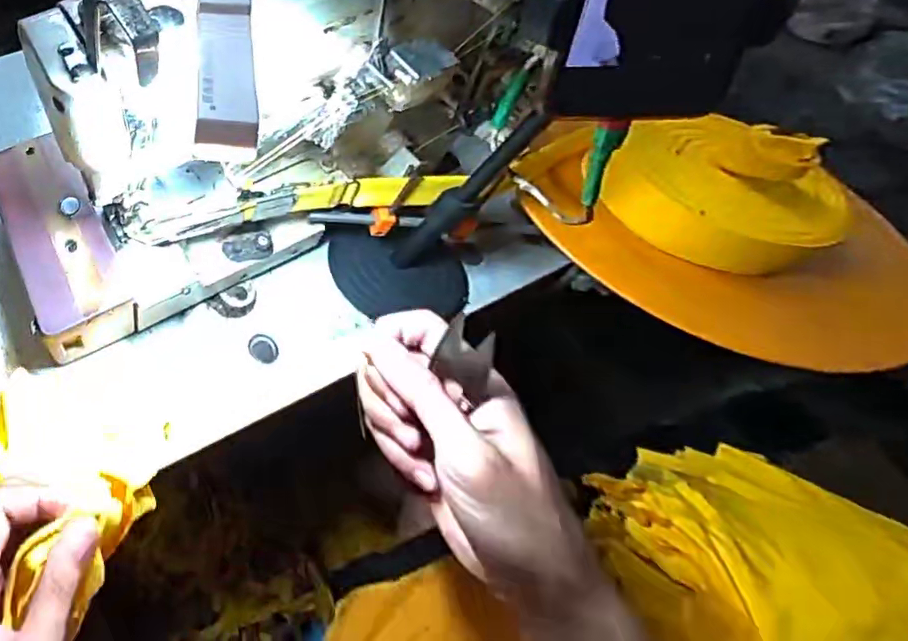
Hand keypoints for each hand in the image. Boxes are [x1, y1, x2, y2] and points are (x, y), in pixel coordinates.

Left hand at [0, 481, 101, 640]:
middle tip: (80, 515)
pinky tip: (50, 551)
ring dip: (37, 518)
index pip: (0, 504)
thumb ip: (59, 583)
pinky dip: (26, 539)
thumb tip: (86, 522)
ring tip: (72, 529)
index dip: (41, 496)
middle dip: (41, 500)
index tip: (78, 512)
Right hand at [359, 312, 638, 638]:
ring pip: (383, 397)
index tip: (382, 376)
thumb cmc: (515, 513)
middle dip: (388, 399)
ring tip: (421, 463)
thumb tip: (376, 342)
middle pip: (390, 362)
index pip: (420, 327)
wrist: (532, 579)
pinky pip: (387, 431)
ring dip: (390, 433)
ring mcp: (434, 418)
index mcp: (471, 377)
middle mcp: (450, 389)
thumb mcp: (465, 449)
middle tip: (412, 434)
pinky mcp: (421, 446)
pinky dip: (394, 455)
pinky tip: (423, 479)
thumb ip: (419, 390)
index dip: (390, 340)